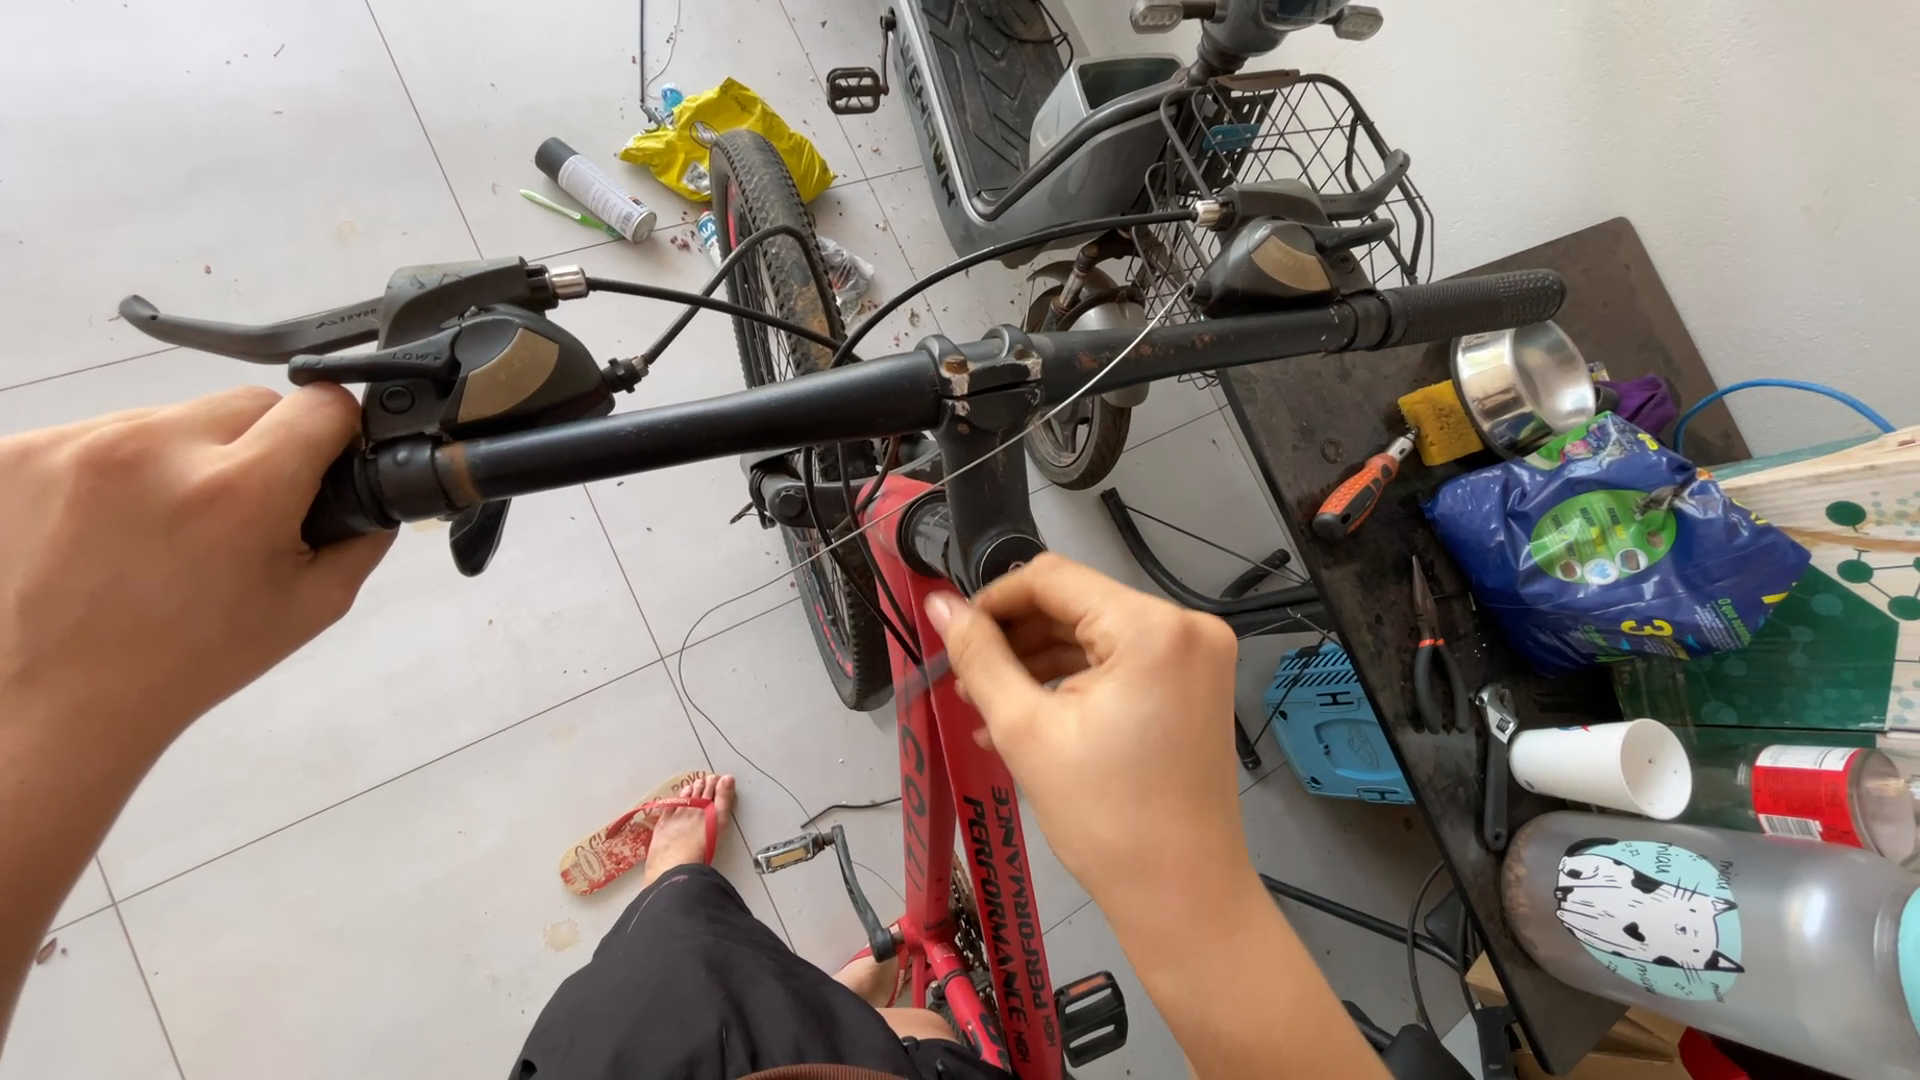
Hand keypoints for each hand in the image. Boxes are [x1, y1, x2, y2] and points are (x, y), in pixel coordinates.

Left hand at [0, 385, 392, 749]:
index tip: (336, 456)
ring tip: (179, 521)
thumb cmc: (194, 657)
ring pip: (178, 416)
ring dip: (196, 454)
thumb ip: (362, 534)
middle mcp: (154, 450)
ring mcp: (74, 446)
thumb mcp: (319, 601)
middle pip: (253, 403)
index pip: (323, 403)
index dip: (343, 429)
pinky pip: (108, 433)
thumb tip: (374, 490)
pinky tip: (122, 522)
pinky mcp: (14, 452)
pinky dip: (130, 467)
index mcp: (242, 488)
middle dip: (272, 443)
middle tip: (259, 502)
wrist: (51, 698)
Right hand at [925, 555, 1247, 903]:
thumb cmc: (1104, 818)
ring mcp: (1195, 655)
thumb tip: (939, 604)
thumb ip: (979, 656)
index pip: (1053, 578)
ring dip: (1038, 662)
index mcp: (1152, 627)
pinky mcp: (1192, 683)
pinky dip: (1073, 681)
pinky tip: (1026, 714)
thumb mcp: (1026, 729)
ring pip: (1094, 634)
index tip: (953, 633)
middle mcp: (1185, 625)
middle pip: (1075, 605)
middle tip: (966, 679)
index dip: (994, 600)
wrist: (1182, 898)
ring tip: (985, 704)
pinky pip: (1119, 663)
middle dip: (1015, 639)